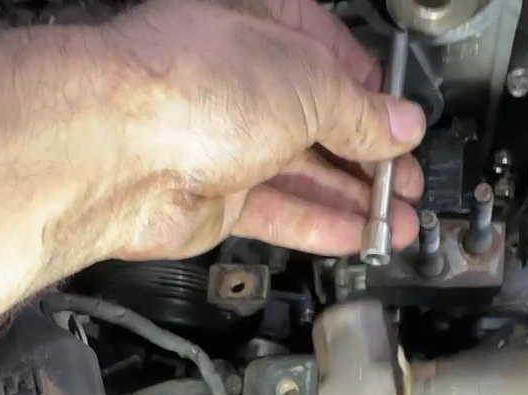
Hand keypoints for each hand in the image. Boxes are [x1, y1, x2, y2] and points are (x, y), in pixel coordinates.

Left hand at [82, 0, 426, 258]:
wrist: (121, 154)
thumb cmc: (189, 87)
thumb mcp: (305, 83)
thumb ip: (358, 112)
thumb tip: (400, 126)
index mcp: (260, 22)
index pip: (333, 57)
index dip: (375, 97)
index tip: (406, 129)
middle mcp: (242, 80)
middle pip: (322, 123)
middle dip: (371, 159)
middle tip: (406, 186)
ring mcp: (228, 142)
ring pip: (304, 175)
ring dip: (355, 202)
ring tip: (397, 223)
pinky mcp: (219, 198)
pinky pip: (281, 213)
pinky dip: (322, 227)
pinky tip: (358, 238)